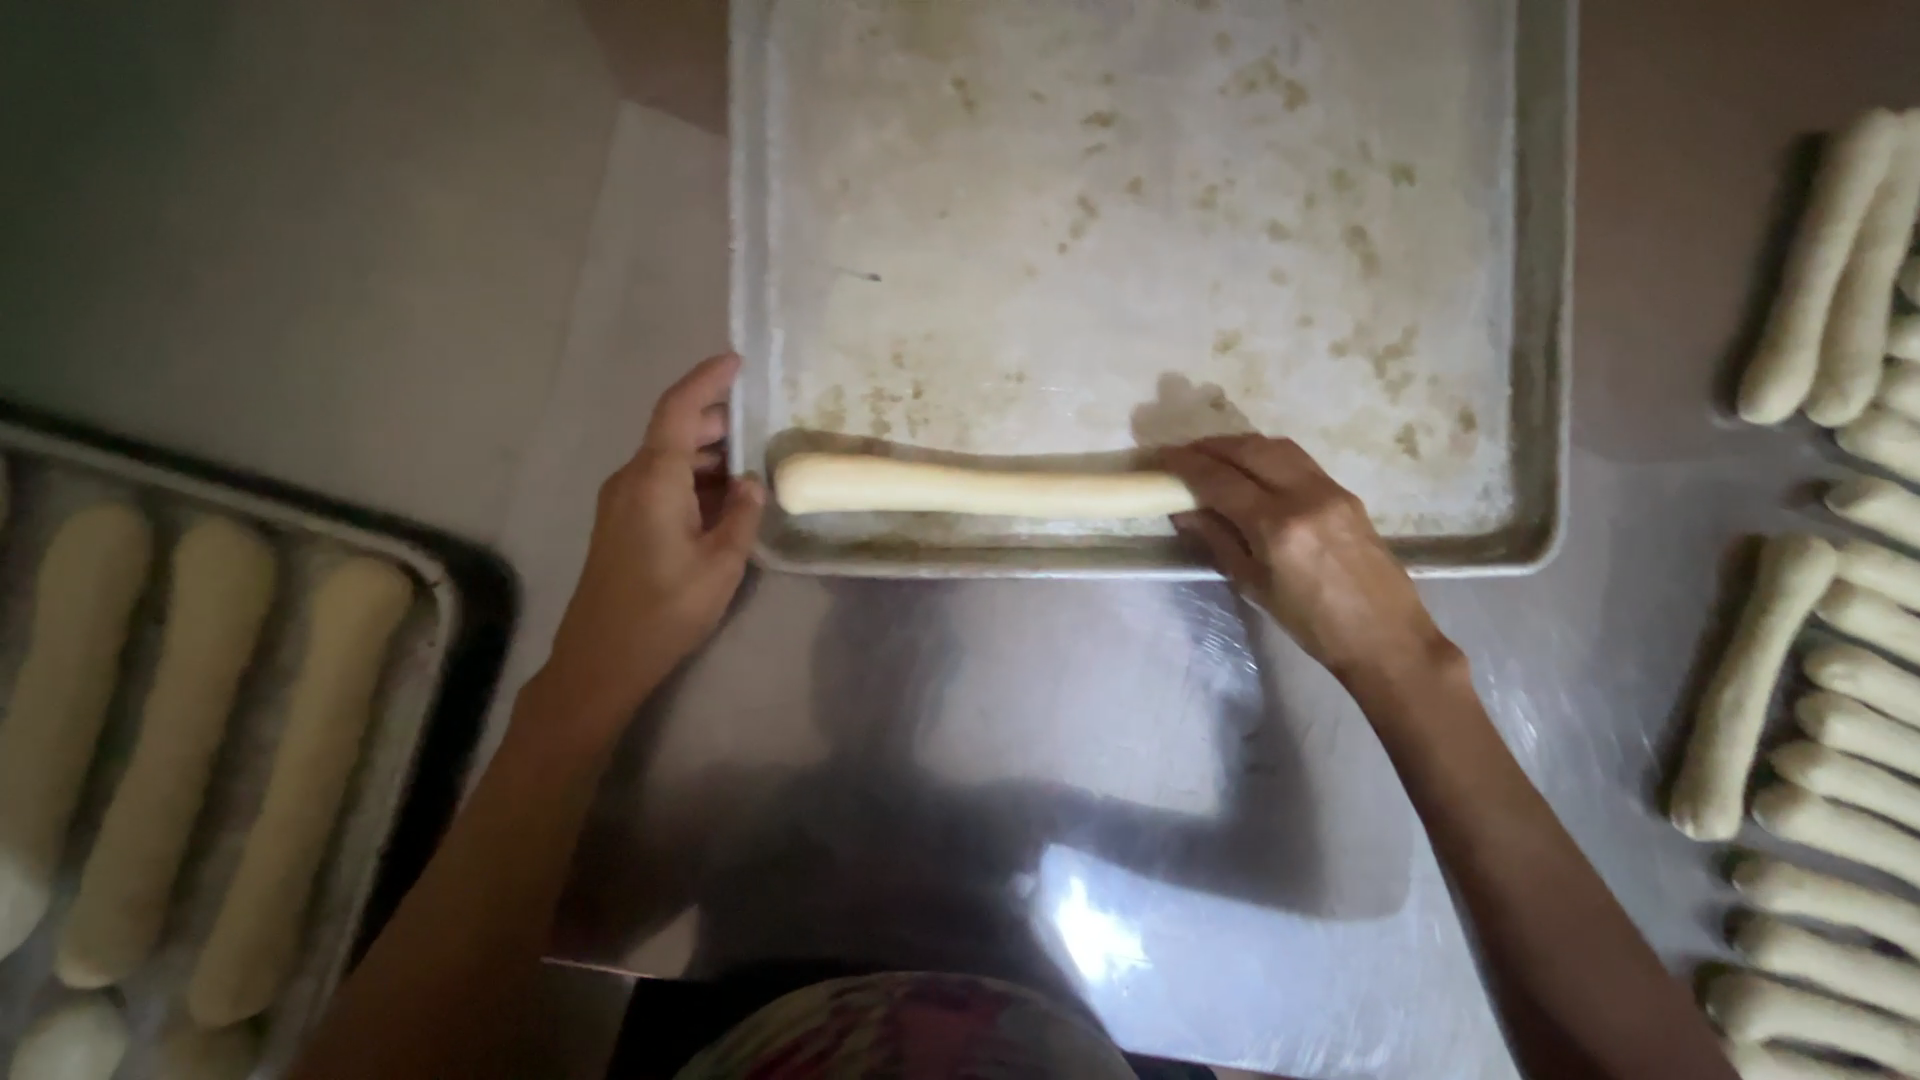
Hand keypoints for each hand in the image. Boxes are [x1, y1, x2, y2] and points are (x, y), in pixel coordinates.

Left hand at [532, 354, 764, 730]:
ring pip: (669, 459)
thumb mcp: (721, 563)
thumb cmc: (666, 609)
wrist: (602, 659)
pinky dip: (695, 480)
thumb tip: (752, 482)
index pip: (678, 410)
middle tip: (763, 423)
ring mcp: (622, 501)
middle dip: (717, 422)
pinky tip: (726, 498)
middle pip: (674, 432)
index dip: (707, 380)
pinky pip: (662, 483)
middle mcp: (632, 479)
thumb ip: (742, 515)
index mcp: (654, 479)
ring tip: (754, 462)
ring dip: (709, 455)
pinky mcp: (623, 523)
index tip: (738, 362)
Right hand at [1163, 435, 1453, 683]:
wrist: (1384, 636)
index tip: (1162, 458)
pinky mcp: (1346, 494)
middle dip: (1212, 446)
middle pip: (1249, 450)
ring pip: (1277, 447)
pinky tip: (1253, 469)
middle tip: (1184, 453)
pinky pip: (1298, 460)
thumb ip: (1217, 540)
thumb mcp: (1253, 585)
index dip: (1186, 465)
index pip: (1220, 480)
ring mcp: (1330, 490)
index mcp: (1276, 526)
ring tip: (1215, 456)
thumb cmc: (1310, 624)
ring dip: (1241, 445)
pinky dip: (1268, 455)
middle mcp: (1305, 496)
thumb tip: (1183, 511)